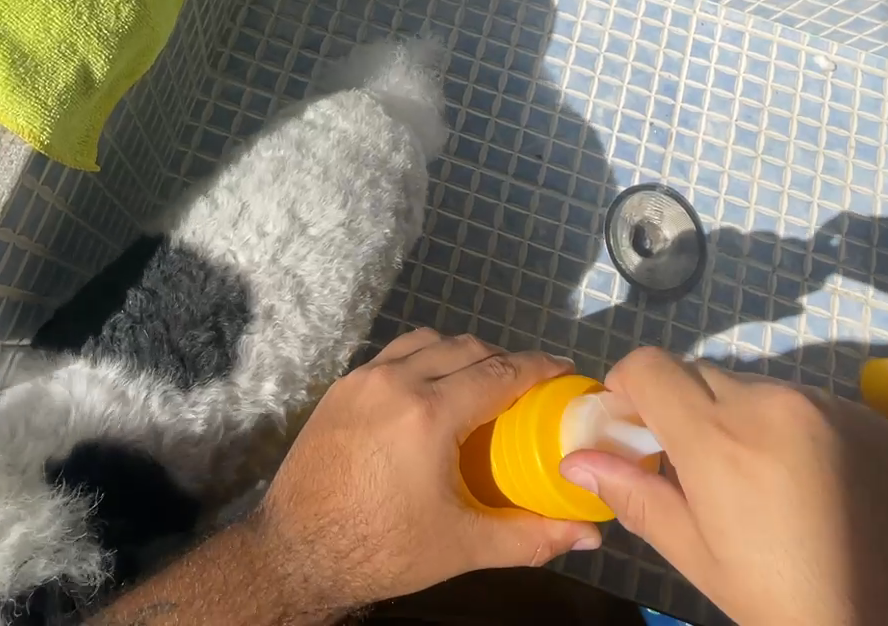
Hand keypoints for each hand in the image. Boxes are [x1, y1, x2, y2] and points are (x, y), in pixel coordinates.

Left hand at [252, 329, 600, 613]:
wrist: (298, 547)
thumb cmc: (383, 547)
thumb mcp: (462, 547)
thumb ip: (530, 536)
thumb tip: (590, 535)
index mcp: (429, 414)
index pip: (498, 373)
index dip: (538, 367)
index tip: (564, 370)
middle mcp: (396, 380)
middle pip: (465, 348)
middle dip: (503, 358)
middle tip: (528, 385)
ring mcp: (364, 377)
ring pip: (426, 341)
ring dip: (461, 352)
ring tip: (481, 381)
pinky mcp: (342, 385)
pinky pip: (394, 353)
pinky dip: (423, 357)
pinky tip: (431, 388)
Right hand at [559, 348, 887, 625]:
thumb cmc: (808, 610)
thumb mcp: (711, 567)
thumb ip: (639, 499)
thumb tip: (574, 461)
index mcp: (720, 438)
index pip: (647, 365)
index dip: (626, 387)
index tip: (630, 427)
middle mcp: (770, 401)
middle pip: (697, 374)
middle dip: (681, 407)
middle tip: (694, 468)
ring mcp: (828, 405)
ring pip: (752, 387)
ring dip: (736, 417)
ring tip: (765, 486)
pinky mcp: (875, 419)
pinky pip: (805, 404)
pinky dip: (789, 429)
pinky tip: (816, 488)